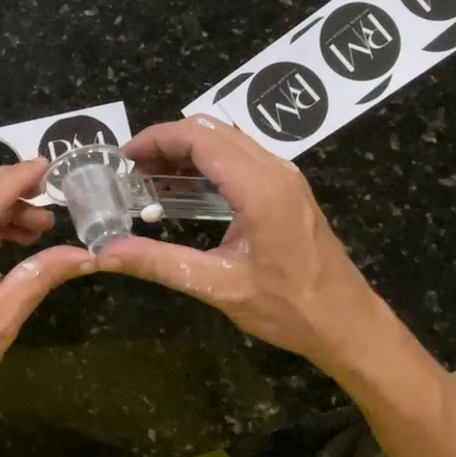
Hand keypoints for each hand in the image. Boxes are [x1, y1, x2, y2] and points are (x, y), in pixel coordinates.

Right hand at [98, 117, 389, 370]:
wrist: (350, 326)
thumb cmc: (289, 308)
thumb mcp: (218, 287)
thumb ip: (159, 263)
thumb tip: (105, 253)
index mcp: (259, 188)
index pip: (200, 138)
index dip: (157, 139)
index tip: (123, 158)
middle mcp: (275, 170)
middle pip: (211, 130)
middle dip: (166, 141)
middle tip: (131, 169)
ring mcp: (285, 176)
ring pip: (226, 139)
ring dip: (186, 149)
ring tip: (150, 177)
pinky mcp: (287, 188)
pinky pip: (240, 155)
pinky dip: (206, 160)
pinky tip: (185, 188)